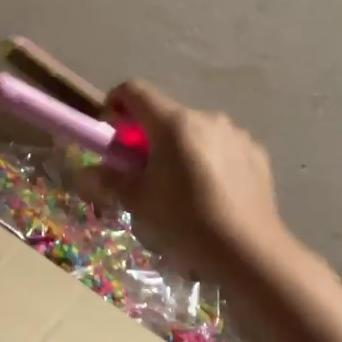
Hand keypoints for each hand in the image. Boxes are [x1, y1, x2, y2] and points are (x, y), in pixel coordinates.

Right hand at [89, 81, 291, 280]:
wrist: (250, 251)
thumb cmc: (185, 221)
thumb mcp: (137, 201)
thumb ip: (108, 179)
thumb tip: (85, 171)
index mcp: (173, 124)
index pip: (134, 90)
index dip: (114, 103)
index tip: (109, 132)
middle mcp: (206, 118)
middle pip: (164, 113)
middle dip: (144, 134)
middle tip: (138, 170)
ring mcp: (236, 134)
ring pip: (193, 130)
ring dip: (176, 146)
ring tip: (177, 184)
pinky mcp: (256, 153)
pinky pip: (220, 145)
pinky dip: (205, 158)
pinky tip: (208, 192)